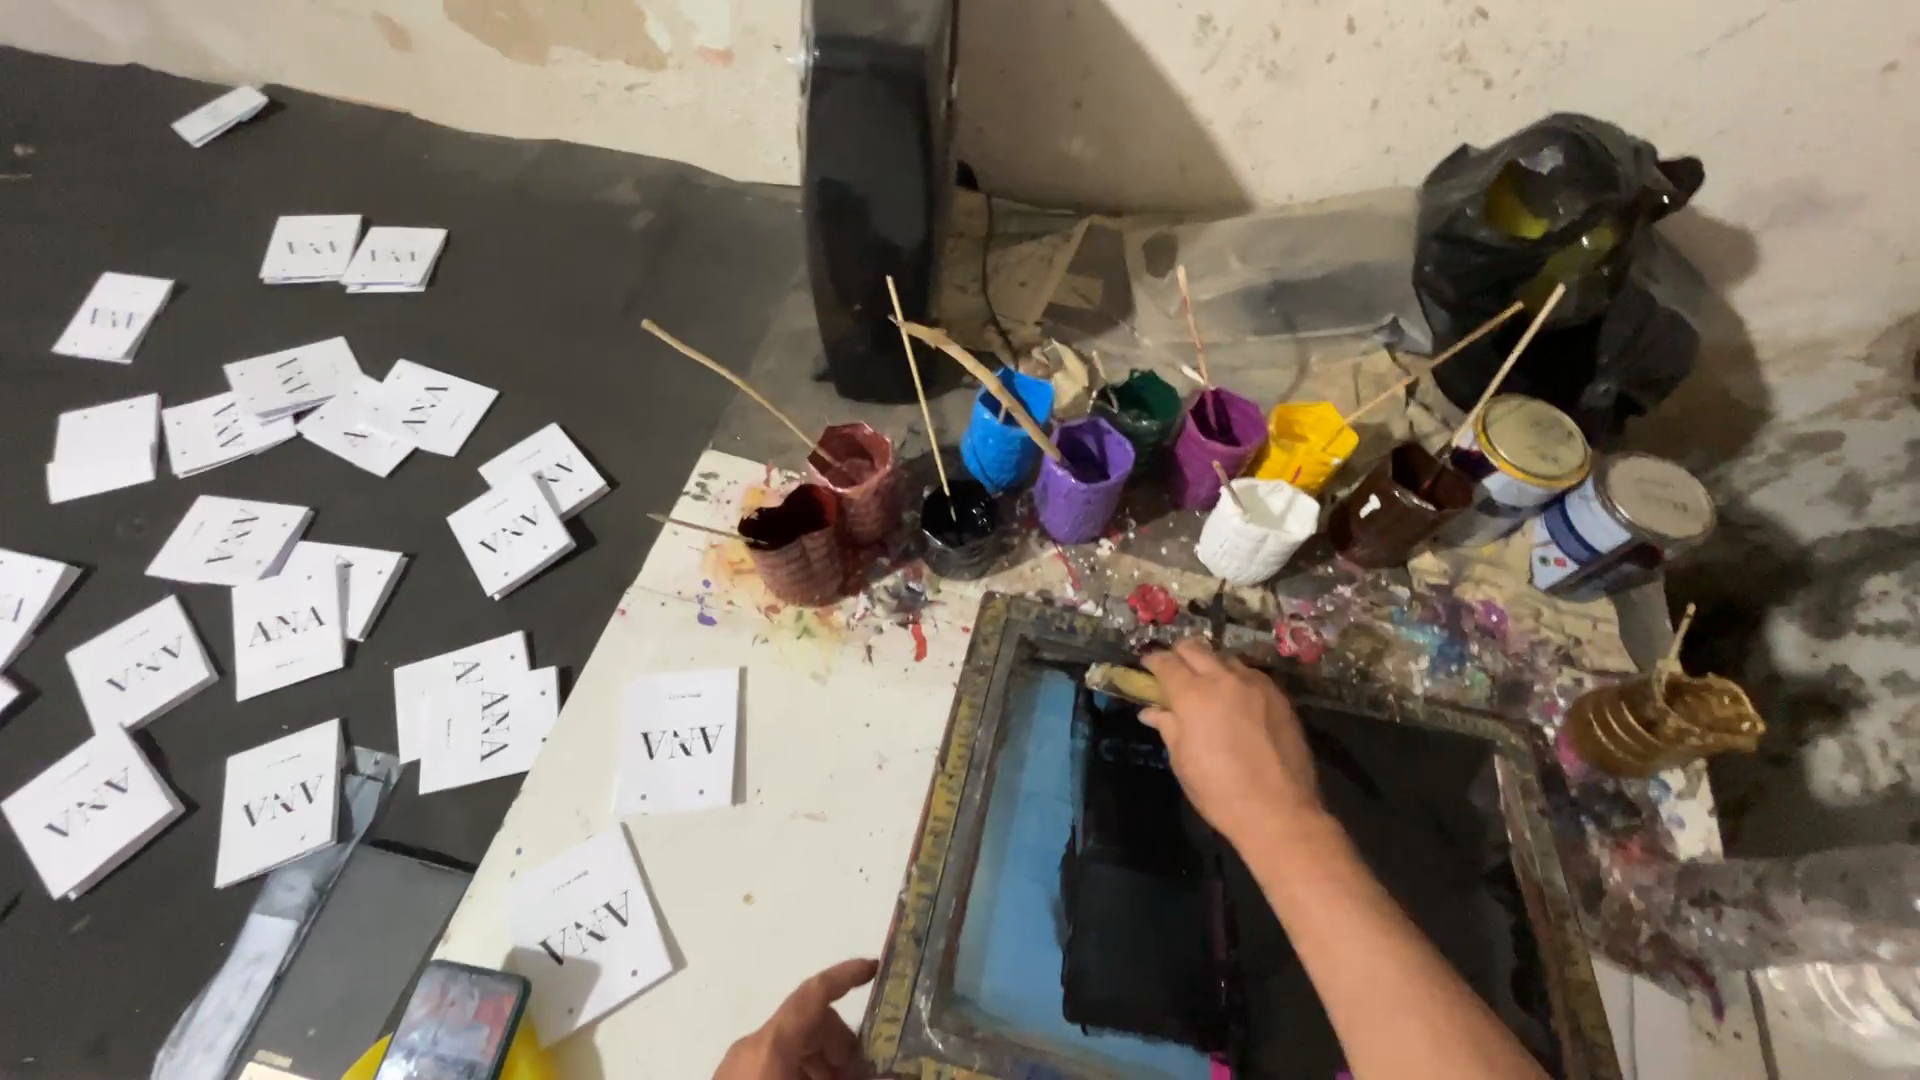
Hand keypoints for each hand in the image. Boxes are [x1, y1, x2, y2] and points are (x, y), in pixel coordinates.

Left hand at [713, 958, 877, 1079]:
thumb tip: (901, 1075)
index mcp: (771, 1047)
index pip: (814, 993)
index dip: (846, 976)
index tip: (876, 970)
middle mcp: (751, 1048)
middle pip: (809, 1024)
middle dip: (842, 1046)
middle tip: (865, 1078)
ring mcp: (736, 1069)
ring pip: (793, 1048)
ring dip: (824, 1067)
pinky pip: (774, 1068)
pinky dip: (802, 1076)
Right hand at [1140, 638, 1320, 843]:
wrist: (1279, 812)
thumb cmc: (1219, 790)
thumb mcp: (1182, 760)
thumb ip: (1167, 726)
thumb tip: (1151, 711)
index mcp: (1193, 695)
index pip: (1166, 662)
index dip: (1152, 661)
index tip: (1147, 667)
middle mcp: (1224, 679)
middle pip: (1194, 648)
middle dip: (1178, 654)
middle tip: (1173, 671)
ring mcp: (1255, 685)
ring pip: (1225, 657)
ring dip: (1209, 664)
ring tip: (1206, 685)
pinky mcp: (1279, 696)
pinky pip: (1250, 675)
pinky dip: (1235, 678)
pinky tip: (1235, 699)